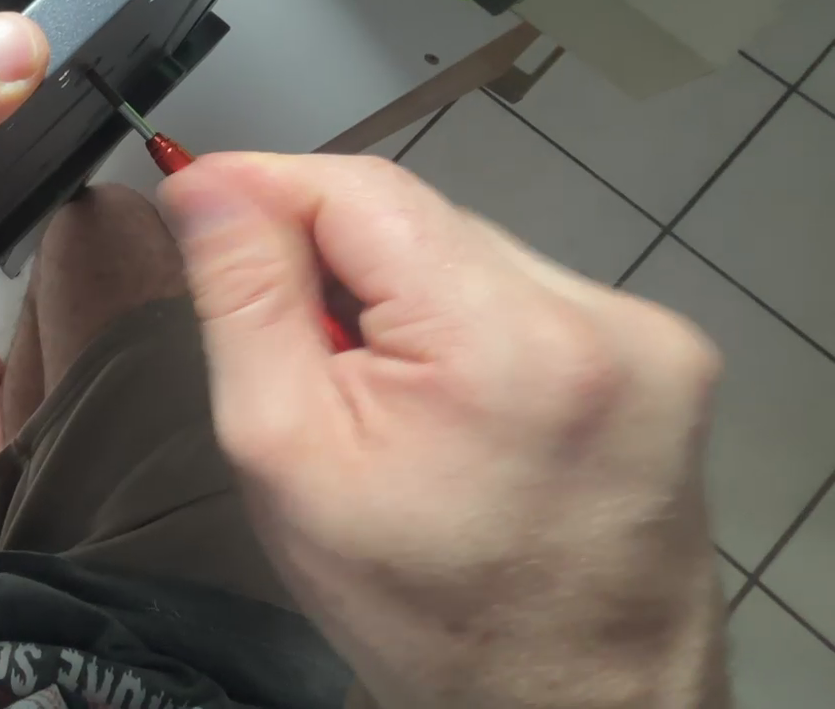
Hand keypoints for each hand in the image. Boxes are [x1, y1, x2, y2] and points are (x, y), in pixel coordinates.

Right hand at [160, 154, 726, 708]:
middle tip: (253, 310)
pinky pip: (491, 280)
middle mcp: (601, 317)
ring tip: (333, 358)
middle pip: (402, 213)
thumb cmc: (399, 593)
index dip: (259, 180)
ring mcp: (642, 333)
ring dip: (366, 275)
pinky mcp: (647, 353)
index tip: (188, 197)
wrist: (557, 708)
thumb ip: (240, 295)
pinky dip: (422, 302)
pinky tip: (402, 369)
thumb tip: (203, 183)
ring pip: (442, 242)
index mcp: (508, 343)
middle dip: (308, 241)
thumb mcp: (276, 440)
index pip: (356, 190)